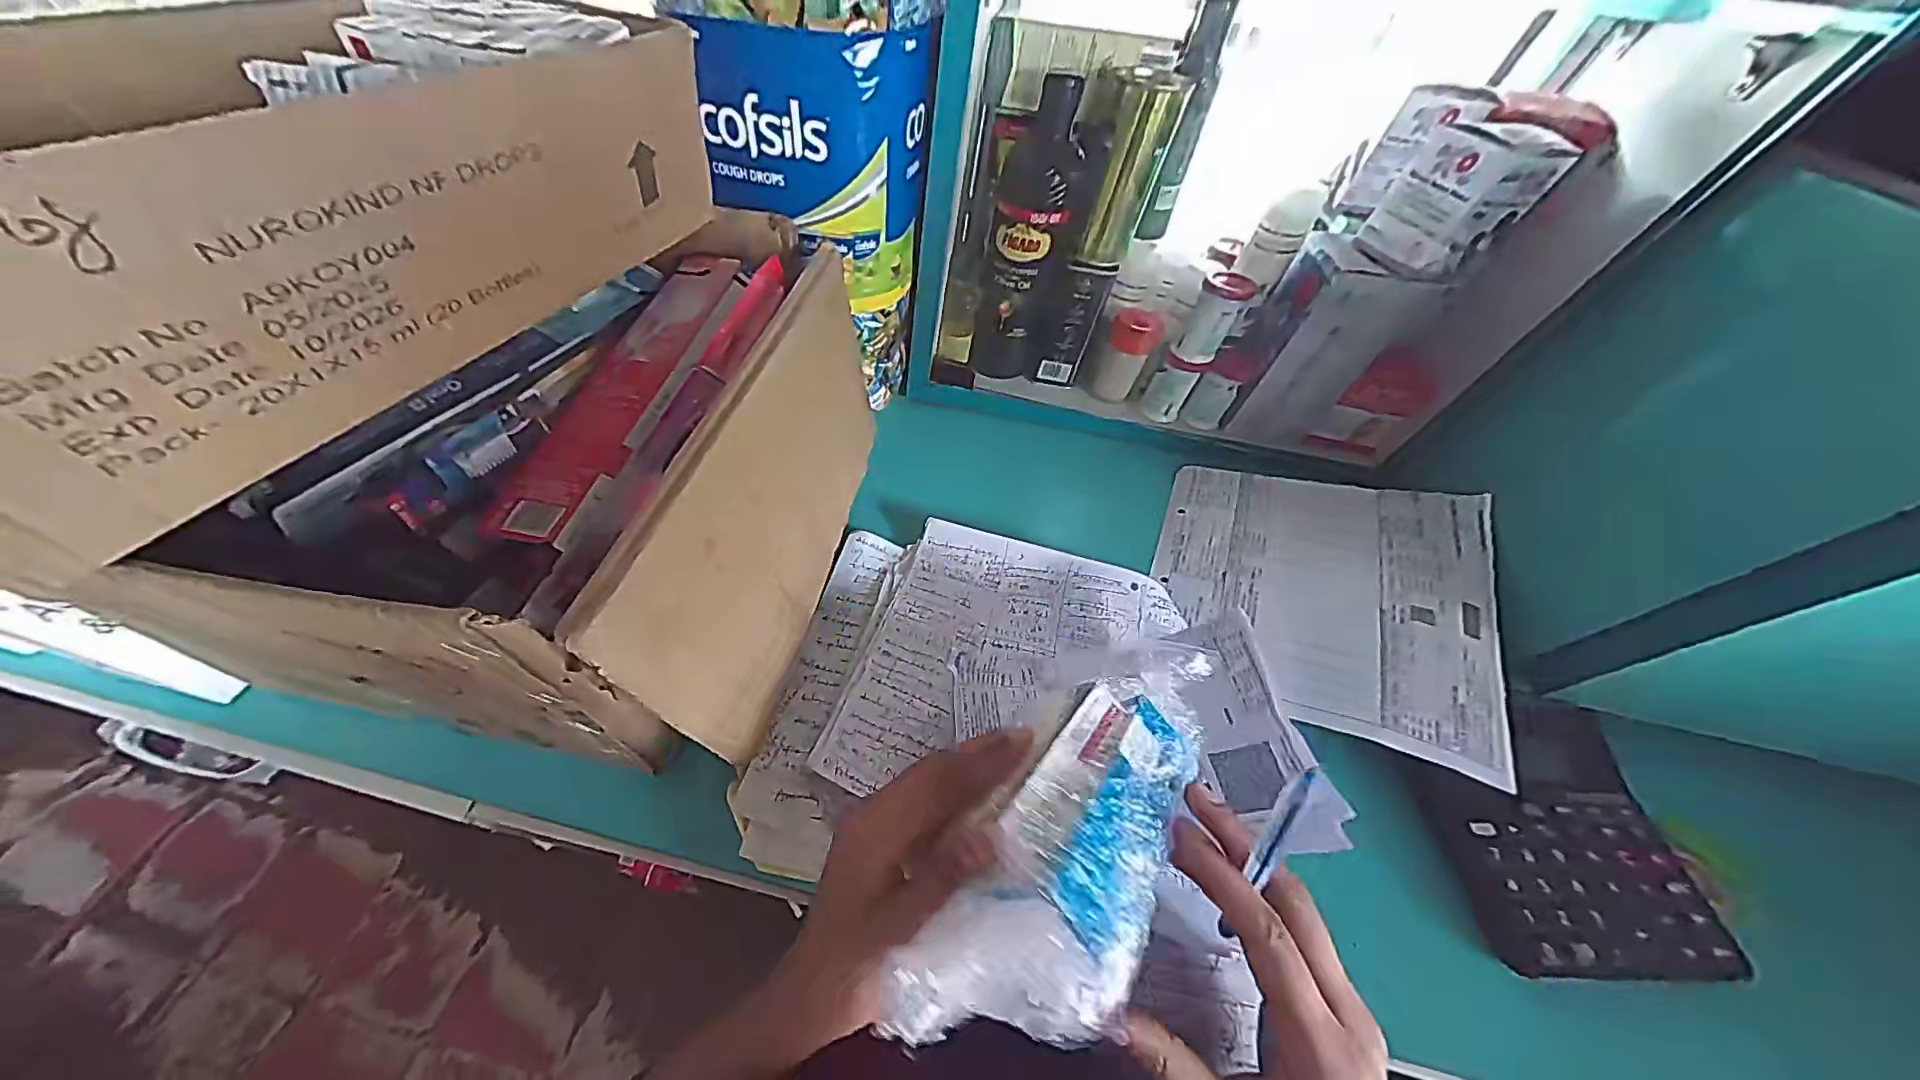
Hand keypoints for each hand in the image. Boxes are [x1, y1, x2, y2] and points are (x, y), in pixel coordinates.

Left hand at [656, 729, 1032, 1079]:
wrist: (811, 998)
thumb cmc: (851, 966)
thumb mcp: (898, 928)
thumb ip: (942, 878)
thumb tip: (989, 834)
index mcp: (875, 827)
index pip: (936, 782)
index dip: (980, 761)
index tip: (1019, 742)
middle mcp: (874, 816)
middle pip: (931, 774)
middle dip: (977, 754)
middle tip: (1021, 737)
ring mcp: (877, 829)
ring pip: (929, 787)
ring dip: (968, 770)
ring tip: (1007, 755)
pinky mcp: (884, 846)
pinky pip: (927, 807)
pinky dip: (958, 795)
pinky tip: (980, 799)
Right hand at [1125, 783, 1387, 1079]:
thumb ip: (1176, 1065)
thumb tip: (1114, 1019)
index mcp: (1320, 1037)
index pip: (1268, 932)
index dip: (1223, 876)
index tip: (1184, 835)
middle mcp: (1347, 1010)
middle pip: (1294, 901)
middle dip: (1242, 841)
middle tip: (1197, 801)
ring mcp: (1352, 1005)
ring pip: (1302, 908)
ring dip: (1252, 858)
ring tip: (1208, 825)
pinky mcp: (1346, 1006)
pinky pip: (1303, 928)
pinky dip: (1263, 889)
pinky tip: (1234, 881)